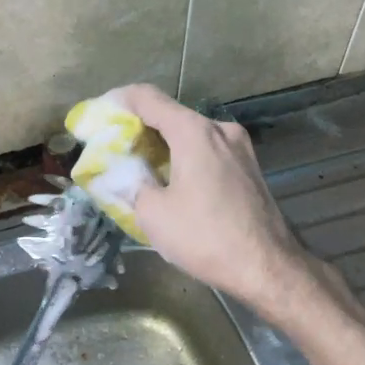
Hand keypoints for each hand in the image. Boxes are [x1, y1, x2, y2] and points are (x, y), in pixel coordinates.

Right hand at [114, 84, 314, 313]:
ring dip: (164, 147)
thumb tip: (121, 174)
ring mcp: (240, 149)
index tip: (98, 116)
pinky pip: (209, 153)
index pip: (148, 98)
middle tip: (115, 150)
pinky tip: (172, 183)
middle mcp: (220, 130)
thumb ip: (130, 184)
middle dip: (140, 130)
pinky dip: (185, 160)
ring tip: (140, 170)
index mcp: (194, 131)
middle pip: (172, 116)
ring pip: (192, 136)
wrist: (266, 267)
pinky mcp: (249, 169)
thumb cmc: (206, 237)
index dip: (118, 102)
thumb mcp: (153, 214)